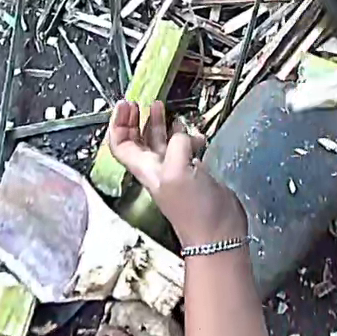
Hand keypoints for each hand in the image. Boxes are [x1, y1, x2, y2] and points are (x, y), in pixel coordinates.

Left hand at [107, 99, 247, 247]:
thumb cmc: (193, 207)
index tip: (125, 104)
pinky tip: (192, 130)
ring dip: (157, 123)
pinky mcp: (193, 172)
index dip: (118, 124)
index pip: (121, 144)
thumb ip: (177, 144)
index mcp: (146, 169)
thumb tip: (183, 133)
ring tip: (159, 105)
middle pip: (137, 141)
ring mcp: (175, 170)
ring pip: (159, 141)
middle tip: (137, 102)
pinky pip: (183, 147)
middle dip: (134, 120)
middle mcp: (156, 168)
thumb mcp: (178, 170)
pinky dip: (185, 135)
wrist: (218, 234)